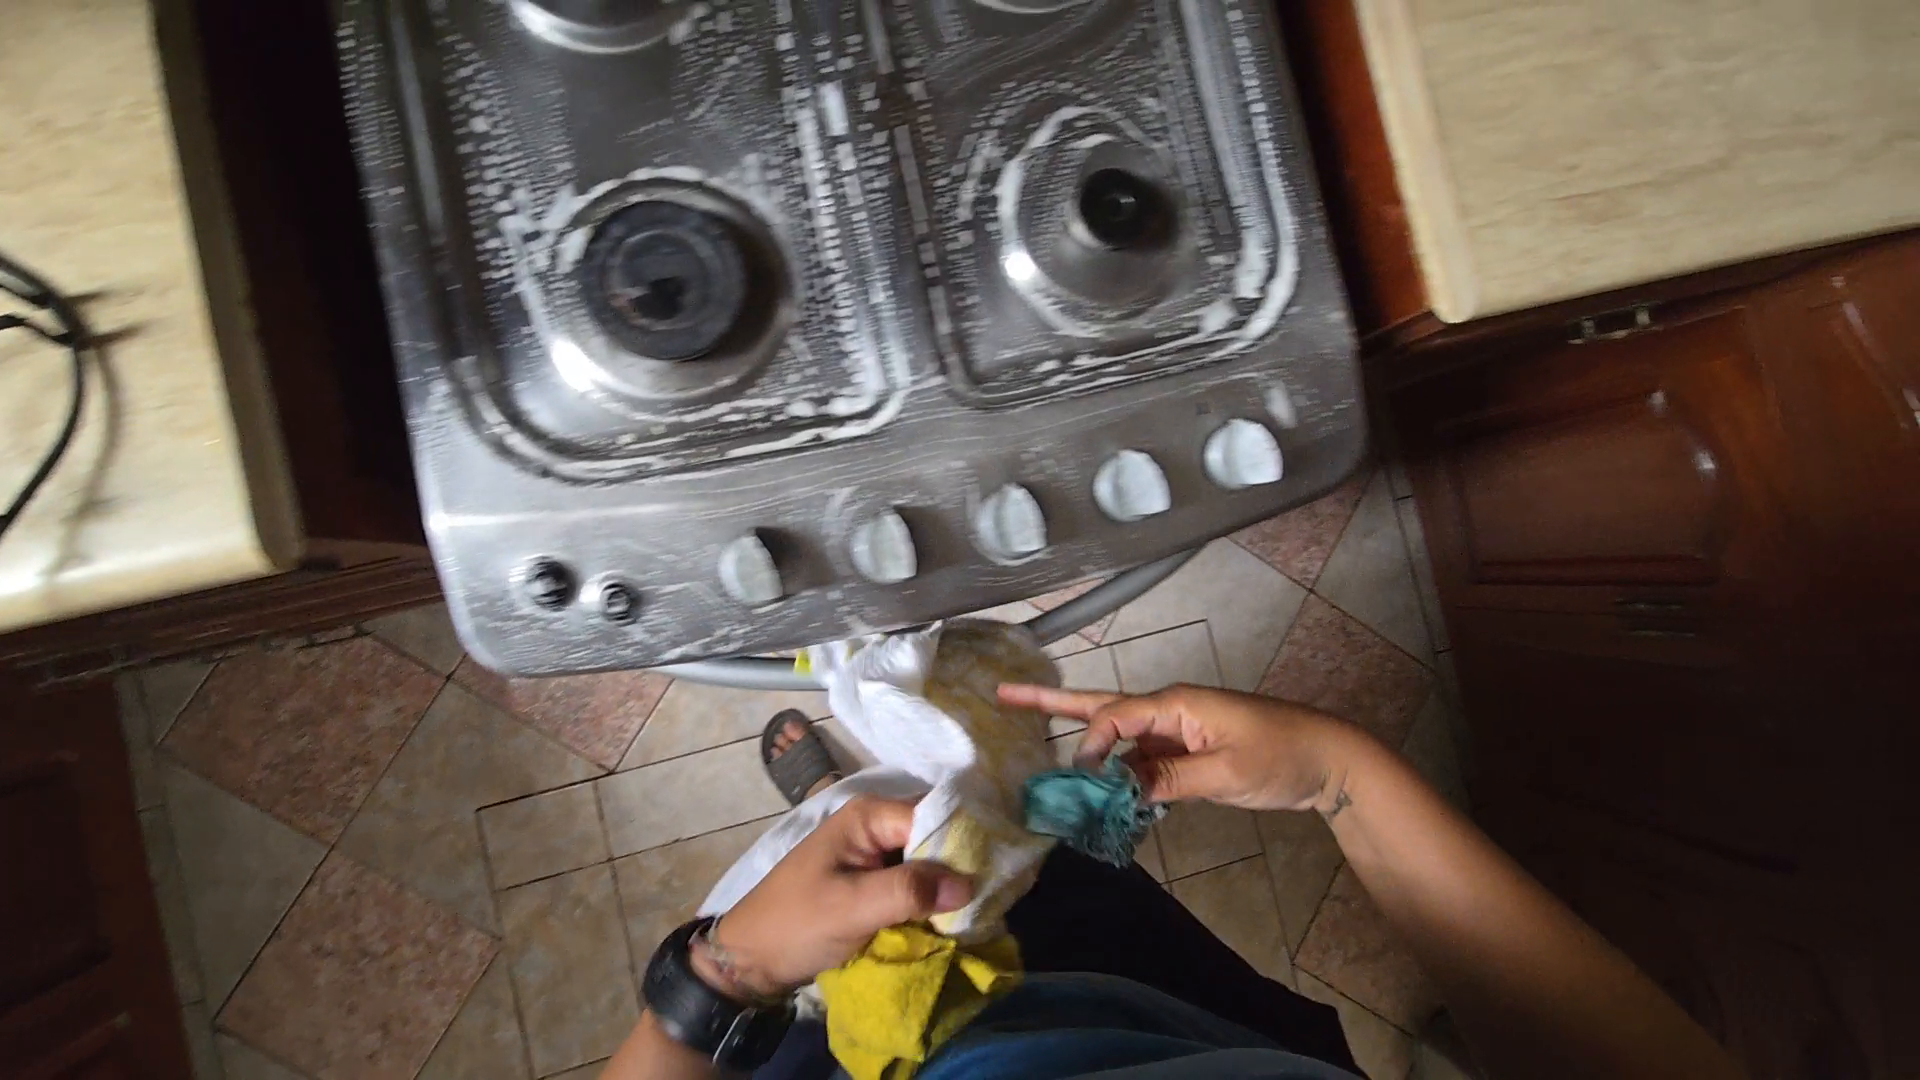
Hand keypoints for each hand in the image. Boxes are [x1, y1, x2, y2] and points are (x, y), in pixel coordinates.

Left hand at [697, 796, 972, 999]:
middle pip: (934, 832)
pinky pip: (915, 877)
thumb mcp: (851, 907)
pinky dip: (933, 895)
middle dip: (961, 861)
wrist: (749, 959)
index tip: (996, 870)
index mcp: (870, 814)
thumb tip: (966, 884)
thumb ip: (907, 891)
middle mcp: (877, 822)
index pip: (934, 815)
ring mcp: (876, 850)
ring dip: (949, 881)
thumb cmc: (795, 923)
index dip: (964, 842)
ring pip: (928, 857)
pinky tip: (955, 912)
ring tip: (986, 902)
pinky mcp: (875, 877)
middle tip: (996, 889)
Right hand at [998, 683, 1370, 813]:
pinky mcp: (1182, 752)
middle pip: (1100, 706)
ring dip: (1084, 748)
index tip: (1085, 779)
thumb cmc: (1280, 756)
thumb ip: (1169, 778)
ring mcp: (1172, 731)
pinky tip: (1102, 795)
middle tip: (1004, 694)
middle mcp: (1165, 710)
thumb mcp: (1226, 772)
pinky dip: (1118, 777)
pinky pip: (1138, 761)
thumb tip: (1118, 789)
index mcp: (1173, 703)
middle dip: (1051, 701)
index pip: (1114, 716)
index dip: (1092, 744)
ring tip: (1038, 742)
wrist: (1328, 760)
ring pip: (1116, 737)